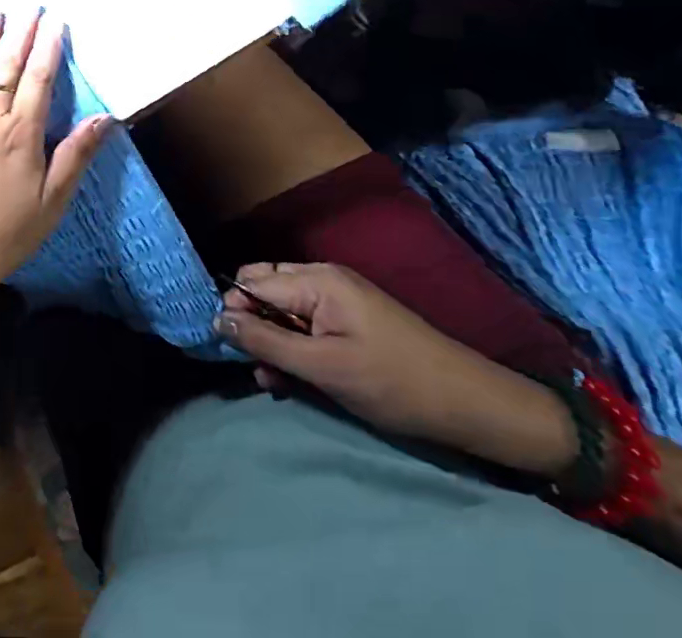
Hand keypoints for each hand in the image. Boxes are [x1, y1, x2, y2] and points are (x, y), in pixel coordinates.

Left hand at [0, 11, 114, 321]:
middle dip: (20, 32)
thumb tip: (105, 117)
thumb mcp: (53, 199)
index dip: (49, 47)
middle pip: (6, 66)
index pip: (38, 79)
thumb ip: (75, 154)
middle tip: (30, 3)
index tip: (57, 20)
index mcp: (20, 134)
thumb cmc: (11, 230)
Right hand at [218, 262, 579, 475]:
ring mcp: (337, 301)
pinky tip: (289, 380)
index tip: (228, 350)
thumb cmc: (390, 381)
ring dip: (271, 344)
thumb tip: (218, 319)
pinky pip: (304, 326)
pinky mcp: (347, 322)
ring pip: (282, 313)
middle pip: (265, 292)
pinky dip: (292, 350)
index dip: (234, 312)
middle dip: (252, 327)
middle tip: (255, 366)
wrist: (463, 401)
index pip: (252, 283)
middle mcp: (323, 280)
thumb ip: (266, 340)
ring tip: (273, 382)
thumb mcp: (321, 366)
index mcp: (316, 281)